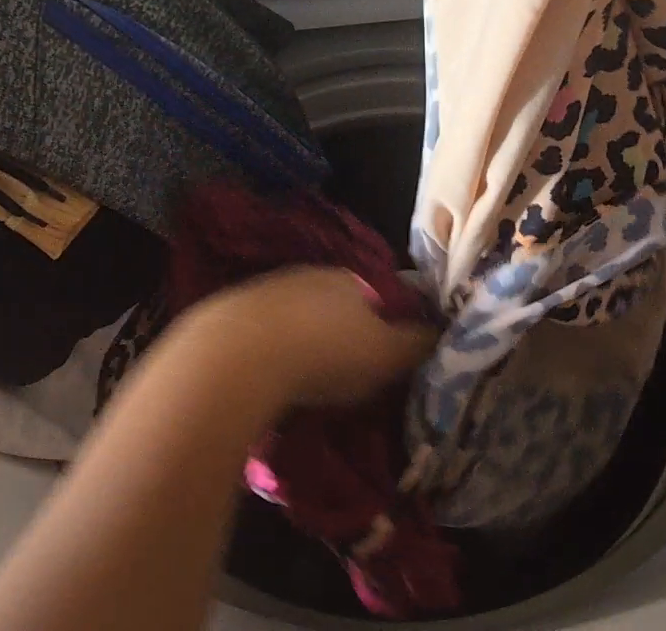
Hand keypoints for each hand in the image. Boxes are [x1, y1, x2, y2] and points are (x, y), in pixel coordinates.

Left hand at [169, 266, 436, 410]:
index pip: (377, 297)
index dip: (385, 327)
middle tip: (345, 379)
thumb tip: (442, 333)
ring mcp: (261, 294)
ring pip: (293, 321)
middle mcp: (305, 276)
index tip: (385, 360)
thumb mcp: (386, 353)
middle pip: (332, 307)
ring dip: (300, 347)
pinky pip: (258, 340)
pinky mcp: (224, 319)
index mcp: (348, 279)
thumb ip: (416, 343)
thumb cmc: (324, 352)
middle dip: (340, 337)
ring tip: (304, 388)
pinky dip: (266, 359)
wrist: (234, 360)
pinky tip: (266, 386)